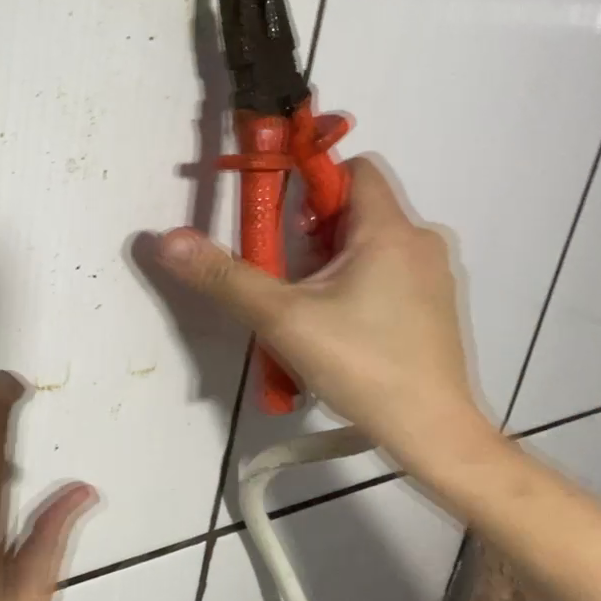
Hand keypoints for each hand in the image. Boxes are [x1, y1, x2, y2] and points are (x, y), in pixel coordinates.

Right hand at [155, 156, 498, 474]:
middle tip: (281, 270)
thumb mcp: (282, 319)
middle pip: (355, 209)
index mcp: (390, 231)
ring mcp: (432, 276)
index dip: (311, 177)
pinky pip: (384, 272)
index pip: (356, 169)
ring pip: (367, 244)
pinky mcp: (432, 307)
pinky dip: (352, 284)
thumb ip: (224, 276)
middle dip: (309, 230)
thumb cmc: (361, 365)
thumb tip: (168, 240)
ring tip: (302, 306)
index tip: (274, 211)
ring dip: (327, 261)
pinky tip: (334, 327)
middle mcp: (420, 242)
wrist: (431, 432)